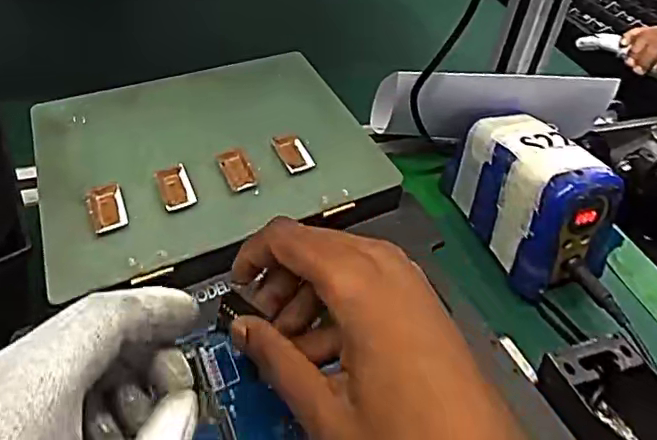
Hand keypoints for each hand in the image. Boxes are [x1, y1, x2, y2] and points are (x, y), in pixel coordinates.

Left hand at [0, 287, 200, 439]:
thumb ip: (157, 435)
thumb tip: (181, 408)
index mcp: (32, 381)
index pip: (109, 312)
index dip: (159, 309)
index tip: (188, 316)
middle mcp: (3, 378)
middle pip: (90, 328)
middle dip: (141, 350)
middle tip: (174, 382)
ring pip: (68, 355)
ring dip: (115, 377)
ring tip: (140, 423)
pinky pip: (43, 386)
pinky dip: (83, 398)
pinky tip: (100, 438)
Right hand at [228, 218, 523, 439]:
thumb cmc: (418, 436)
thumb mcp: (327, 408)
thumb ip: (276, 360)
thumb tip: (247, 332)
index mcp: (357, 278)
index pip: (285, 236)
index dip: (252, 255)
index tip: (238, 280)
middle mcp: (383, 263)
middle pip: (311, 244)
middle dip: (279, 281)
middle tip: (261, 322)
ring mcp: (406, 276)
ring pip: (338, 261)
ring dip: (307, 293)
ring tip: (292, 346)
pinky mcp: (419, 294)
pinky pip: (366, 278)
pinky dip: (338, 301)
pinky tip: (328, 351)